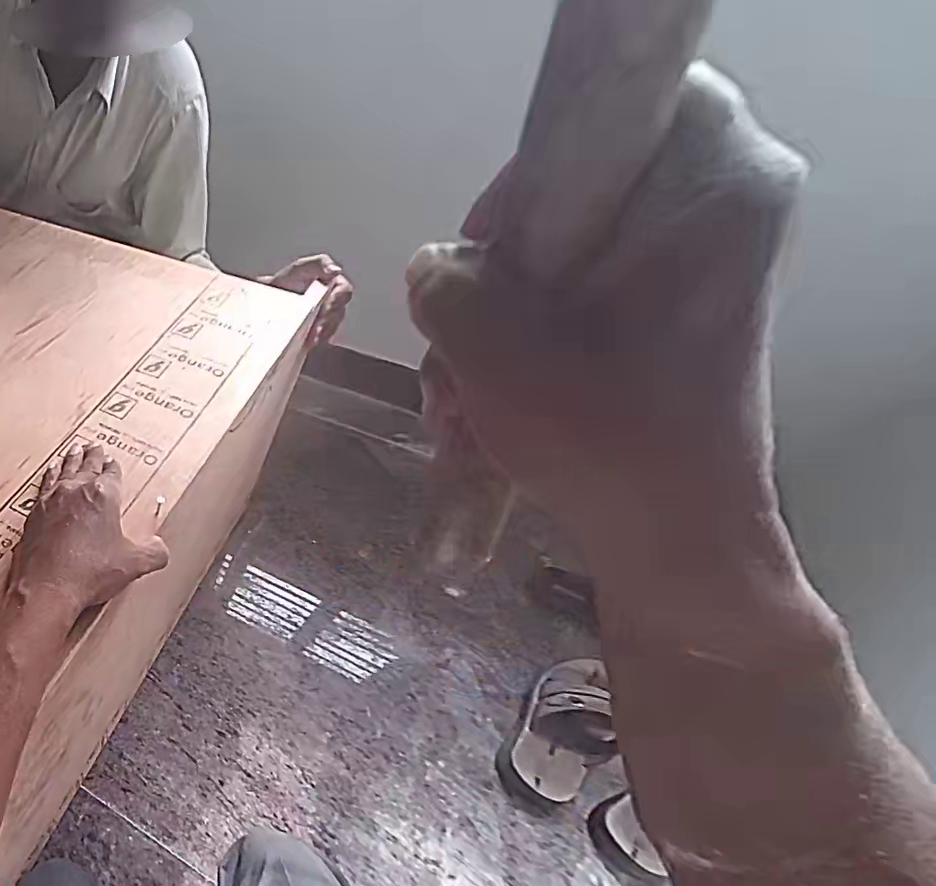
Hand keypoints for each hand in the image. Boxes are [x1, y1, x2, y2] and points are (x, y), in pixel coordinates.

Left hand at [10, 445, 168, 617]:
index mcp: (104, 496)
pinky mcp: (34, 513)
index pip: (112, 474)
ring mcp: (52, 499)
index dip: (114, 467)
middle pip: (87, 465)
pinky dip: (49, 474)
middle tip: (94, 446)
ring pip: (64, 470)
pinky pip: (44, 484)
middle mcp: (76, 490)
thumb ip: (153, 553)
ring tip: (73, 449)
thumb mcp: (133, 565)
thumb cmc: (89, 573)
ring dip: (71, 459)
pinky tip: (49, 471)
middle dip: (93, 455)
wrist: (48, 587)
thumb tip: (161, 548)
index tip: (113, 461)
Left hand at [261, 254, 351, 347]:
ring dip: (322, 335)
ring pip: (331, 328)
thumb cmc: (288, 280)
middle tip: (316, 331)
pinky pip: (320, 339)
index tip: (325, 308)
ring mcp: (326, 318)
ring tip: (311, 341)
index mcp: (335, 285)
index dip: (336, 302)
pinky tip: (306, 345)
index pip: (344, 293)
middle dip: (327, 323)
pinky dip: (314, 342)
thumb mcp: (302, 267)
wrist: (269, 297)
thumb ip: (320, 264)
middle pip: (337, 314)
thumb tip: (335, 271)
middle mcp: (334, 302)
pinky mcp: (316, 332)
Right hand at [403, 70, 805, 560]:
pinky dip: (507, 348)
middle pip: (567, 200)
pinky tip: (484, 401)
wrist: (662, 522)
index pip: (629, 108)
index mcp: (708, 196)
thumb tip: (431, 267)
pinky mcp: (650, 317)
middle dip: (489, 277)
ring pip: (546, 265)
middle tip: (456, 344)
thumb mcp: (496, 355)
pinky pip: (557, 305)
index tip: (487, 243)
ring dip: (483, 330)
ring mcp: (679, 273)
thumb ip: (448, 290)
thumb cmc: (599, 434)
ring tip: (462, 396)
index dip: (537, 169)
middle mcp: (708, 218)